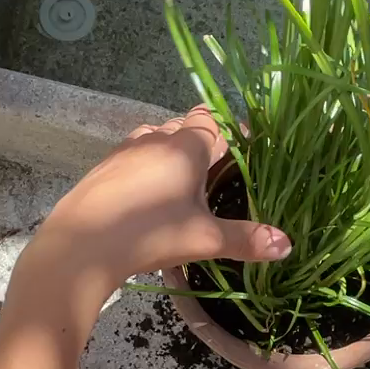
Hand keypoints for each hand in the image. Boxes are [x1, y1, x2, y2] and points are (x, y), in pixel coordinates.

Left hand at [14, 108, 289, 300]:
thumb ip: (246, 239)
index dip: (231, 135)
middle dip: (203, 146)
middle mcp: (155, 138)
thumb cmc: (150, 234)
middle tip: (216, 177)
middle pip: (186, 128)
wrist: (81, 245)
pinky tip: (147, 199)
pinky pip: (134, 158)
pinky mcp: (103, 168)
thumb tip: (287, 246)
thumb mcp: (205, 240)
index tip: (242, 155)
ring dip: (172, 156)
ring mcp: (125, 150)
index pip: (215, 123)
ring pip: (157, 140)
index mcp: (186, 146)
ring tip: (182, 188)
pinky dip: (147, 170)